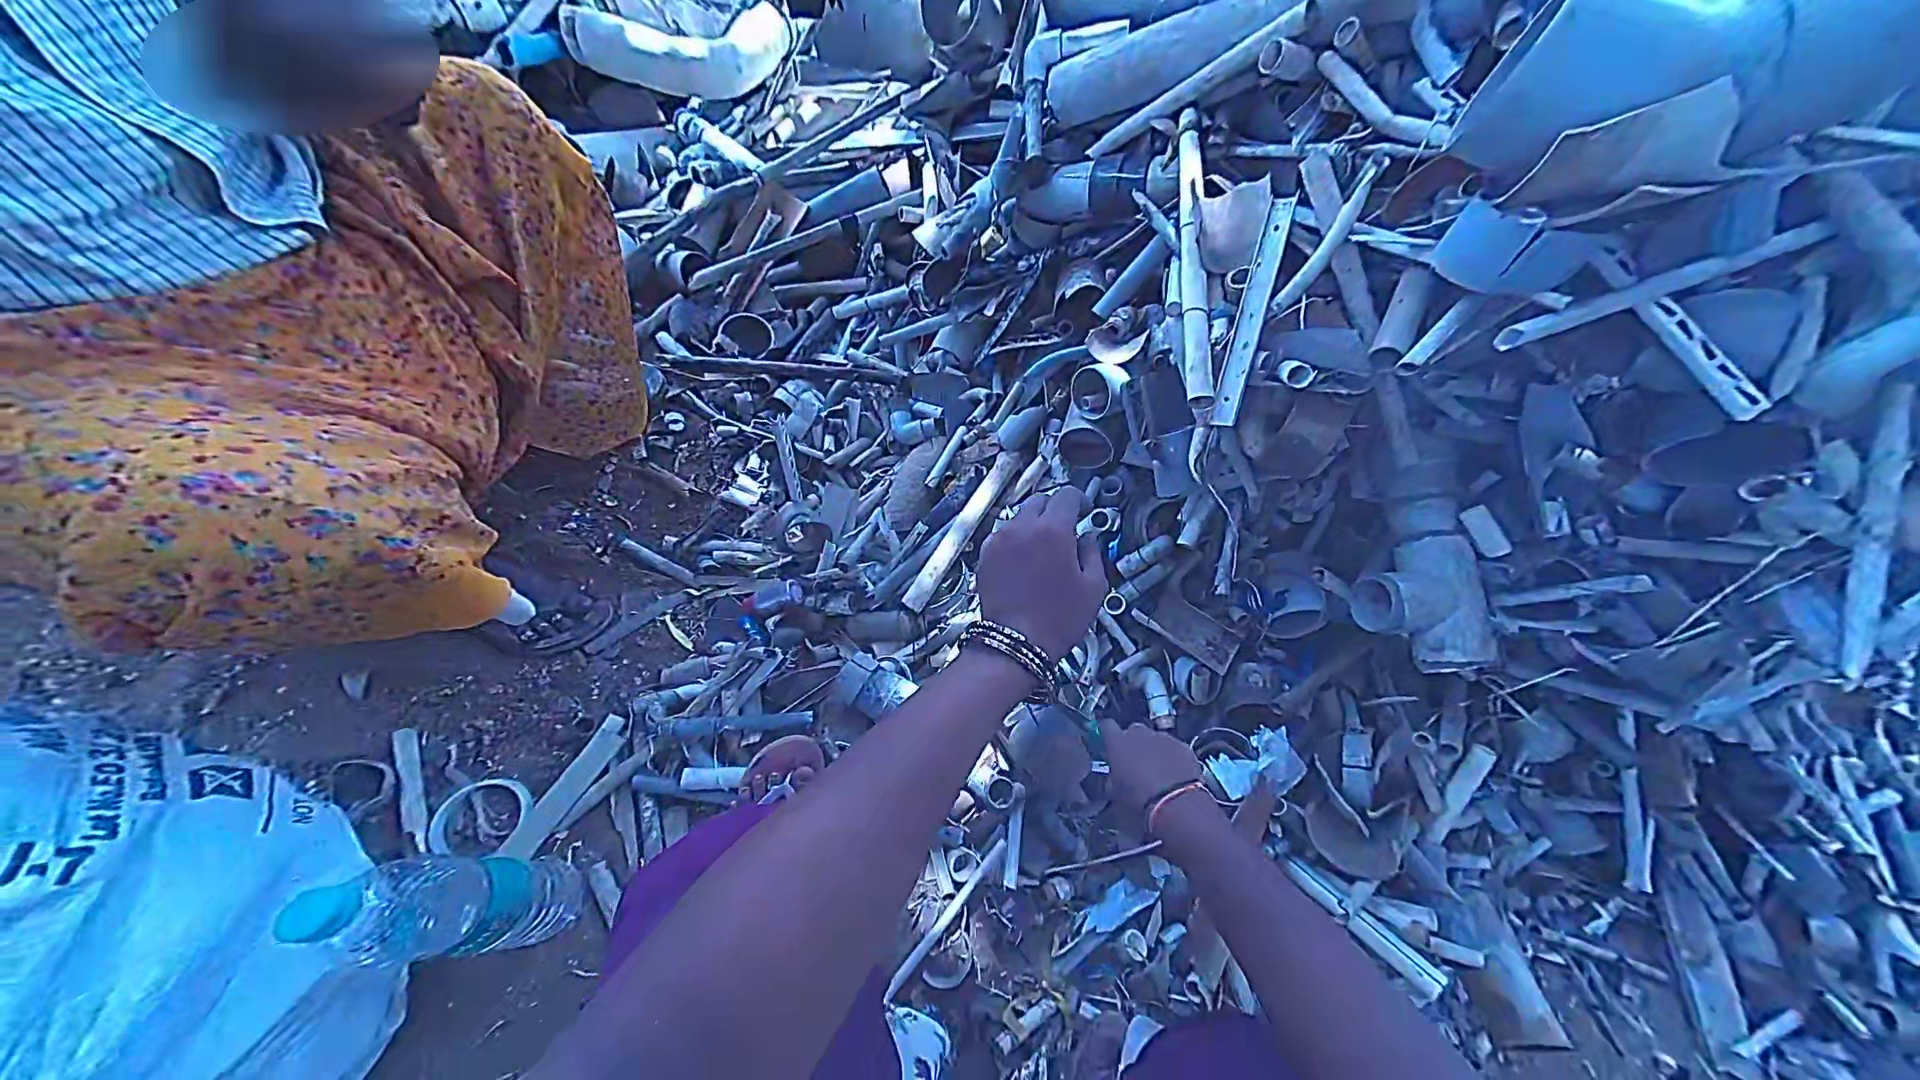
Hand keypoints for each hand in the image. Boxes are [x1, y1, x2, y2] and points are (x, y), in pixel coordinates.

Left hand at [976, 488, 1107, 660]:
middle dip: (1056, 509)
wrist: (1015, 643)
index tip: (1084, 508)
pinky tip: (1025, 561)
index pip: (1067, 495)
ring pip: (1019, 517)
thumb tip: (1089, 540)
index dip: (1081, 499)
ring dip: (1034, 524)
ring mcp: (999, 541)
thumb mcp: (1093, 587)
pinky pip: (1003, 536)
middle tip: (1067, 527)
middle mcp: (1021, 529)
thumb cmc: (1054, 621)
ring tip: (1045, 548)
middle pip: (1040, 500)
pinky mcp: (985, 556)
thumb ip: (1094, 553)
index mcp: (1052, 531)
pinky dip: (1015, 541)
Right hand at [1097, 717, 1203, 811]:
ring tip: (1156, 771)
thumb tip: (1111, 780)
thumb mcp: (1115, 794)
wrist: (1178, 804)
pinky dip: (1171, 756)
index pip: (1106, 726)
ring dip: (1152, 750)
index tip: (1108, 743)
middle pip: (1133, 731)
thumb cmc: (1140, 799)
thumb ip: (1110, 780)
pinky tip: (1173, 774)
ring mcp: (1163, 738)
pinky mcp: (1182, 746)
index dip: (1107, 733)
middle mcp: (1140, 734)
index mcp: (1118, 742)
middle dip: (1132, 743)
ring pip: (1154, 739)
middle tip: (1133, 763)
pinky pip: (1172, 747)